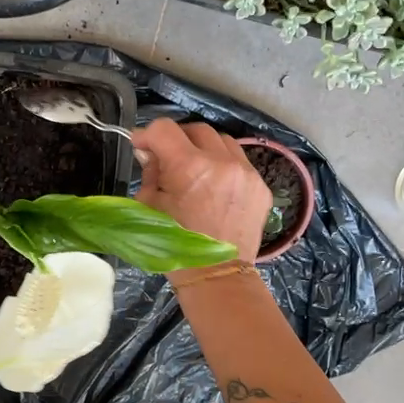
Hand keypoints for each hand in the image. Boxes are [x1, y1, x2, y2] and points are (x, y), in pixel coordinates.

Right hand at [133, 119, 271, 270]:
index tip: (142, 147)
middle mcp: (221, 162)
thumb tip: (153, 156)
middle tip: (167, 158)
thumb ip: (151, 174)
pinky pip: (240, 161)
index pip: (164, 129)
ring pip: (222, 141)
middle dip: (177, 139)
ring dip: (204, 149)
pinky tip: (215, 186)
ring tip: (194, 169)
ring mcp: (246, 172)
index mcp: (189, 167)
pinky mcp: (260, 185)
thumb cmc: (175, 243)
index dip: (148, 135)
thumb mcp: (148, 206)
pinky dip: (223, 166)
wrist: (217, 273)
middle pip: (195, 129)